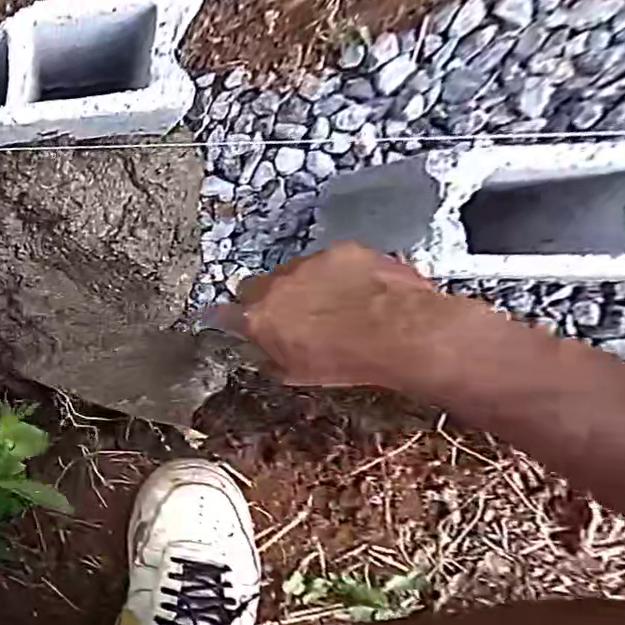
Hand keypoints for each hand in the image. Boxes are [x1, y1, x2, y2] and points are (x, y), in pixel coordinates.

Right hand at [215, 243, 454, 387]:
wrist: (402, 334)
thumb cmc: (348, 360)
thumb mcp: (296, 374)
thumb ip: (269, 357)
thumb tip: (263, 354)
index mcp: (256, 319)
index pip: (223, 313)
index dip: (230, 317)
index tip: (236, 320)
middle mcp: (274, 286)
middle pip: (256, 286)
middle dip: (268, 298)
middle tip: (292, 314)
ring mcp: (308, 265)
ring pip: (293, 270)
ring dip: (304, 283)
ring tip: (333, 302)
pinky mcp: (341, 250)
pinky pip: (330, 260)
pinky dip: (338, 271)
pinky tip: (358, 289)